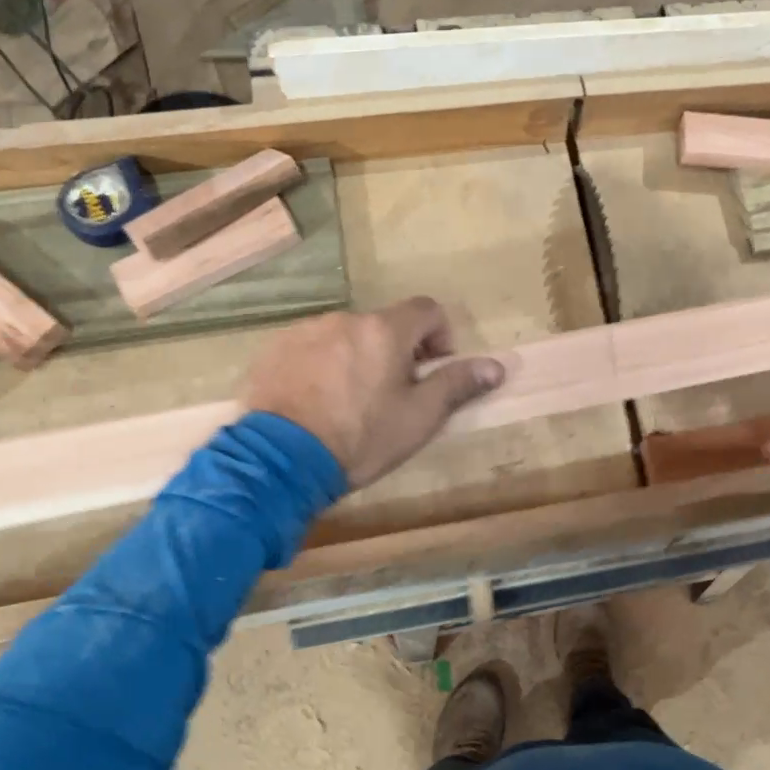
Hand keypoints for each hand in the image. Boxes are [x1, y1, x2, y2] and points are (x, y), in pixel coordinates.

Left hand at [242, 297, 504, 488]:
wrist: (280, 460)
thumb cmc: (361, 437)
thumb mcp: (419, 417)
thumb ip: (456, 385)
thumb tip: (496, 366)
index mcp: (385, 330)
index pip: (427, 310)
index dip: (439, 336)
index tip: (432, 370)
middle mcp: (345, 319)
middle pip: (384, 326)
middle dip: (395, 353)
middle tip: (392, 397)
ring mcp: (304, 332)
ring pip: (346, 338)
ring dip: (357, 359)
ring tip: (349, 404)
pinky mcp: (274, 351)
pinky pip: (310, 350)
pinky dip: (321, 367)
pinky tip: (316, 405)